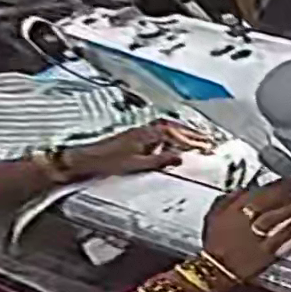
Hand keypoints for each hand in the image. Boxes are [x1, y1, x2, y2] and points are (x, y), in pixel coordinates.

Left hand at [66, 121, 210, 178]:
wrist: (80, 161)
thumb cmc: (108, 163)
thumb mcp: (138, 164)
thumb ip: (162, 160)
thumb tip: (182, 157)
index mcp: (145, 135)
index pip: (176, 134)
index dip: (194, 140)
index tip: (210, 146)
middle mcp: (142, 131)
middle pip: (171, 127)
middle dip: (191, 133)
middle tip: (208, 140)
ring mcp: (136, 133)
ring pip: (164, 128)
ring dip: (181, 132)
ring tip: (195, 139)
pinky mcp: (132, 138)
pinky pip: (157, 132)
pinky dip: (170, 135)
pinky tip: (173, 141)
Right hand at [202, 178, 290, 281]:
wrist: (215, 268)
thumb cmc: (217, 243)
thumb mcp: (215, 218)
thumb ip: (227, 202)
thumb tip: (244, 189)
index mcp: (227, 213)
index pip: (250, 194)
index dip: (270, 186)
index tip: (285, 180)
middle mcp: (240, 222)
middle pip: (263, 203)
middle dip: (282, 192)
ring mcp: (252, 237)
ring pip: (272, 218)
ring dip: (289, 208)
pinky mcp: (264, 251)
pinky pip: (278, 238)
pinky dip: (289, 230)